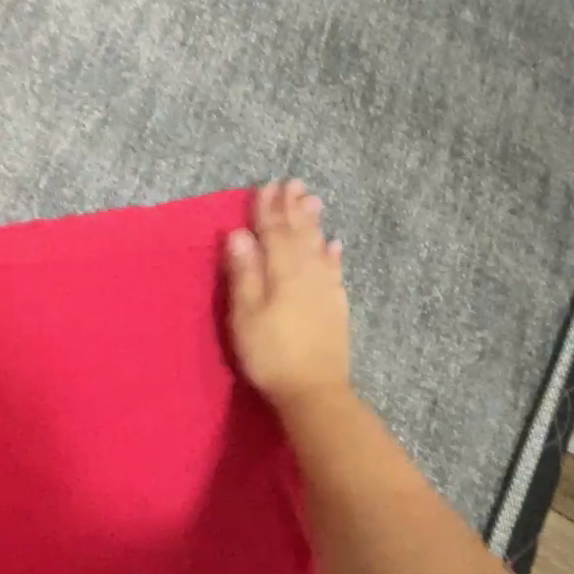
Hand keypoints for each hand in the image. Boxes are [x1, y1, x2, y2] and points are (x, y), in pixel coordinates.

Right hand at [225, 180, 351, 408]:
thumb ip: (244, 272)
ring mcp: (326, 288)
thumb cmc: (269, 352)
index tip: (265, 186)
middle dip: (293, 208)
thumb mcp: (246, 313)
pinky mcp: (335, 306)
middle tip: (293, 183)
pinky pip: (335, 269)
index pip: (273, 232)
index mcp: (282, 271)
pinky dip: (332, 253)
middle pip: (299, 234)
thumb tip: (238, 234)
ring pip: (319, 246)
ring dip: (313, 223)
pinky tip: (334, 245)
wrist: (313, 390)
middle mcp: (308, 272)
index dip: (267, 209)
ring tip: (312, 200)